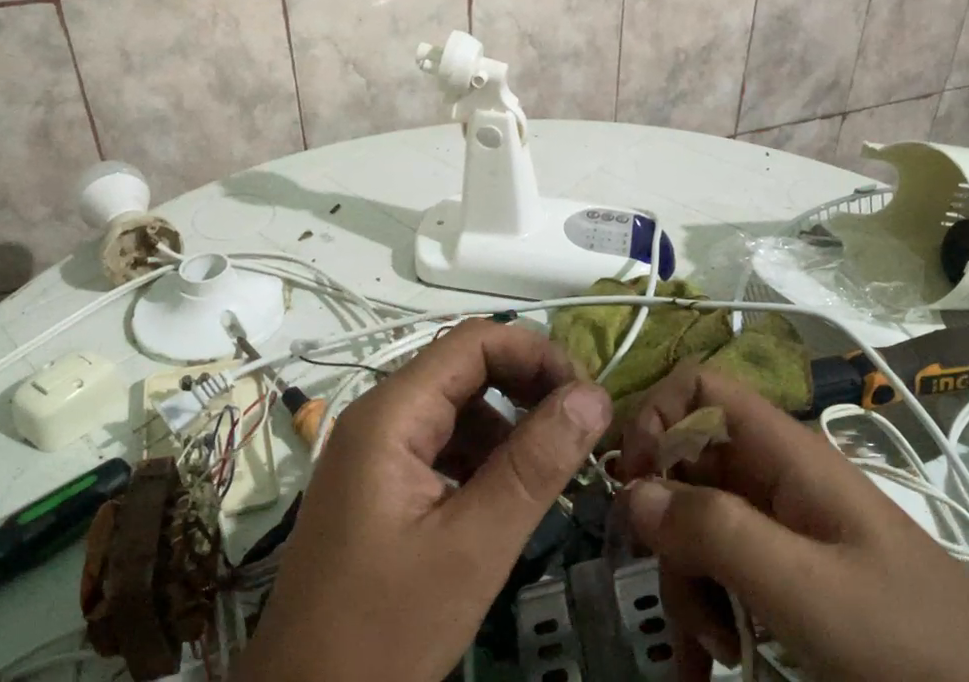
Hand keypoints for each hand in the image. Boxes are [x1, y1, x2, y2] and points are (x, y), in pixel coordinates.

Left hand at [233, 319, 611, 681]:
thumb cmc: (386, 627)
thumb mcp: (473, 547)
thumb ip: (535, 465)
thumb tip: (594, 395)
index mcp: (389, 416)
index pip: (472, 342)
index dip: (535, 354)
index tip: (587, 397)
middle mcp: (378, 419)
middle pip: (463, 371)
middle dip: (527, 389)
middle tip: (580, 432)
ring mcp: (374, 454)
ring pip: (456, 411)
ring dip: (509, 429)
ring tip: (553, 473)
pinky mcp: (379, 488)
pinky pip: (441, 449)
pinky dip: (483, 461)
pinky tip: (508, 499)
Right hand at [613, 364, 968, 681]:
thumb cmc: (906, 638)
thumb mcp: (805, 587)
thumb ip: (715, 531)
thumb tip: (632, 490)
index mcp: (787, 454)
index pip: (701, 389)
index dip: (655, 419)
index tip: (631, 485)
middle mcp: (778, 480)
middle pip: (688, 469)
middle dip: (667, 533)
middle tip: (680, 600)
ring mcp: (784, 530)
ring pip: (698, 528)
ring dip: (685, 586)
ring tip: (707, 653)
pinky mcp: (790, 577)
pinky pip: (725, 575)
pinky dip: (706, 613)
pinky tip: (708, 662)